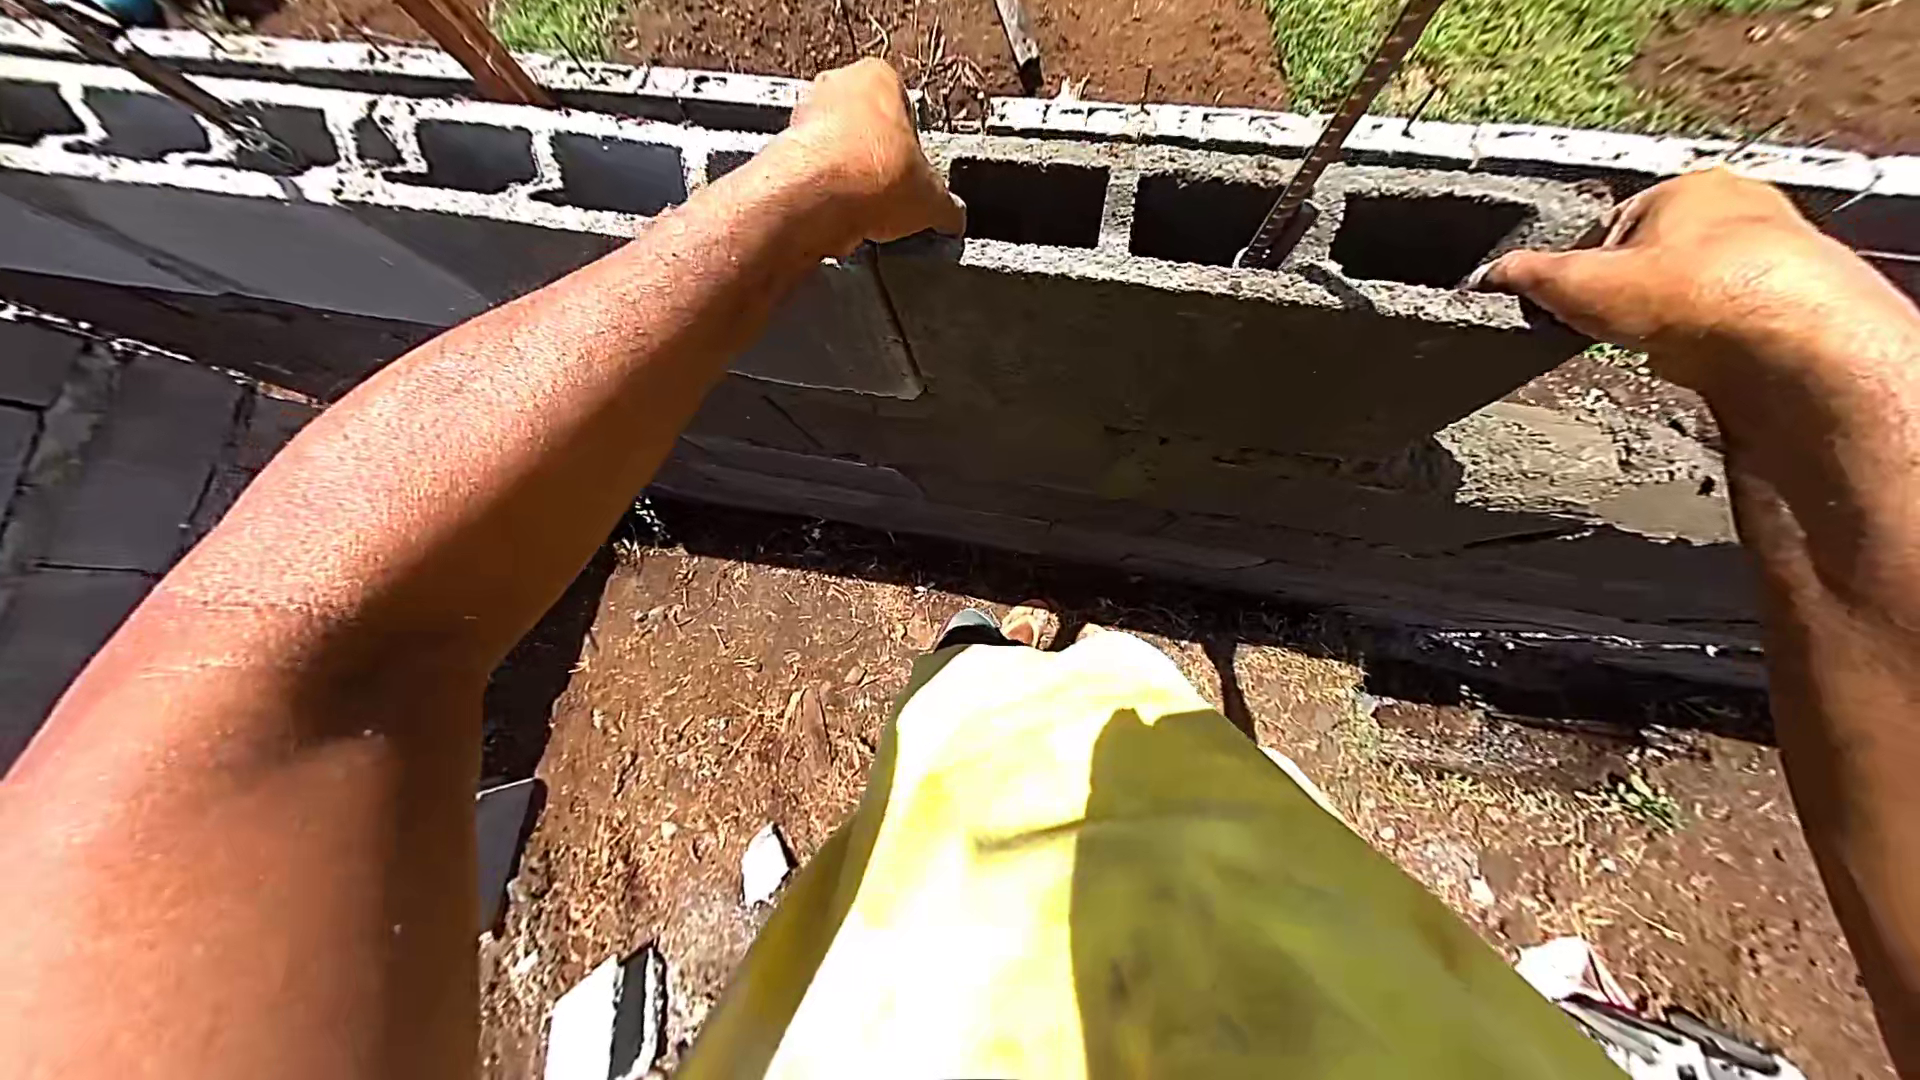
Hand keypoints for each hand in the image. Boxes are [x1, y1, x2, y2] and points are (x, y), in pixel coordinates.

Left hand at [767, 58, 965, 252]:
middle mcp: (837, 87)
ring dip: (855, 186)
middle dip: (881, 168)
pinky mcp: (787, 153)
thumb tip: (953, 218)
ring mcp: (807, 118)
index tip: (917, 182)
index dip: (915, 154)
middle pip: (870, 134)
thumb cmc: (874, 176)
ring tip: (869, 216)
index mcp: (878, 78)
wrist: (819, 199)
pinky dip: (831, 200)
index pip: (906, 113)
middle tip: (895, 201)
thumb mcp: (932, 199)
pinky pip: (817, 180)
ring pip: (842, 157)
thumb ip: (947, 207)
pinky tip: (843, 220)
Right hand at [1480, 168, 1915, 392]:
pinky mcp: (1766, 289)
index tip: (1560, 299)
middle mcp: (1729, 205)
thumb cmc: (1684, 291)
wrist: (1774, 334)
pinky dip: (1672, 324)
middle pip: (1631, 256)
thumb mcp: (1572, 280)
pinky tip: (1667, 339)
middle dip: (1606, 290)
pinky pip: (1693, 306)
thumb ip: (1522, 274)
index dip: (1569, 270)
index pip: (1598, 229)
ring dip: (1637, 310)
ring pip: (1661, 283)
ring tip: (1633, 330)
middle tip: (1592, 318)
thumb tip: (1486, 273)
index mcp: (1683, 187)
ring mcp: (1754, 247)